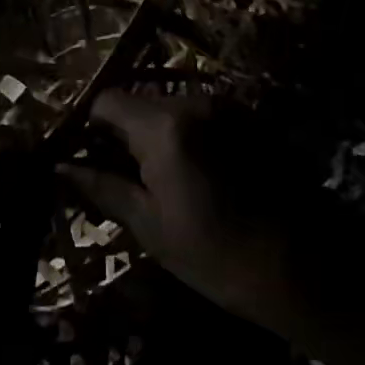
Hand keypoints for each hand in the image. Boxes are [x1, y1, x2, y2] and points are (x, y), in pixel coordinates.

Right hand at [54, 92, 310, 333]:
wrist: (303, 264)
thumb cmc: (214, 253)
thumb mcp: (150, 226)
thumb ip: (103, 188)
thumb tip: (61, 169)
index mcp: (163, 125)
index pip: (107, 100)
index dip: (89, 125)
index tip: (83, 155)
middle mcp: (193, 101)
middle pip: (140, 103)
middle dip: (123, 132)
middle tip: (118, 174)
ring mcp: (225, 105)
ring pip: (171, 109)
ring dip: (156, 135)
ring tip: (158, 180)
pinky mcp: (248, 117)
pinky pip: (202, 116)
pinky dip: (188, 136)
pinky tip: (195, 176)